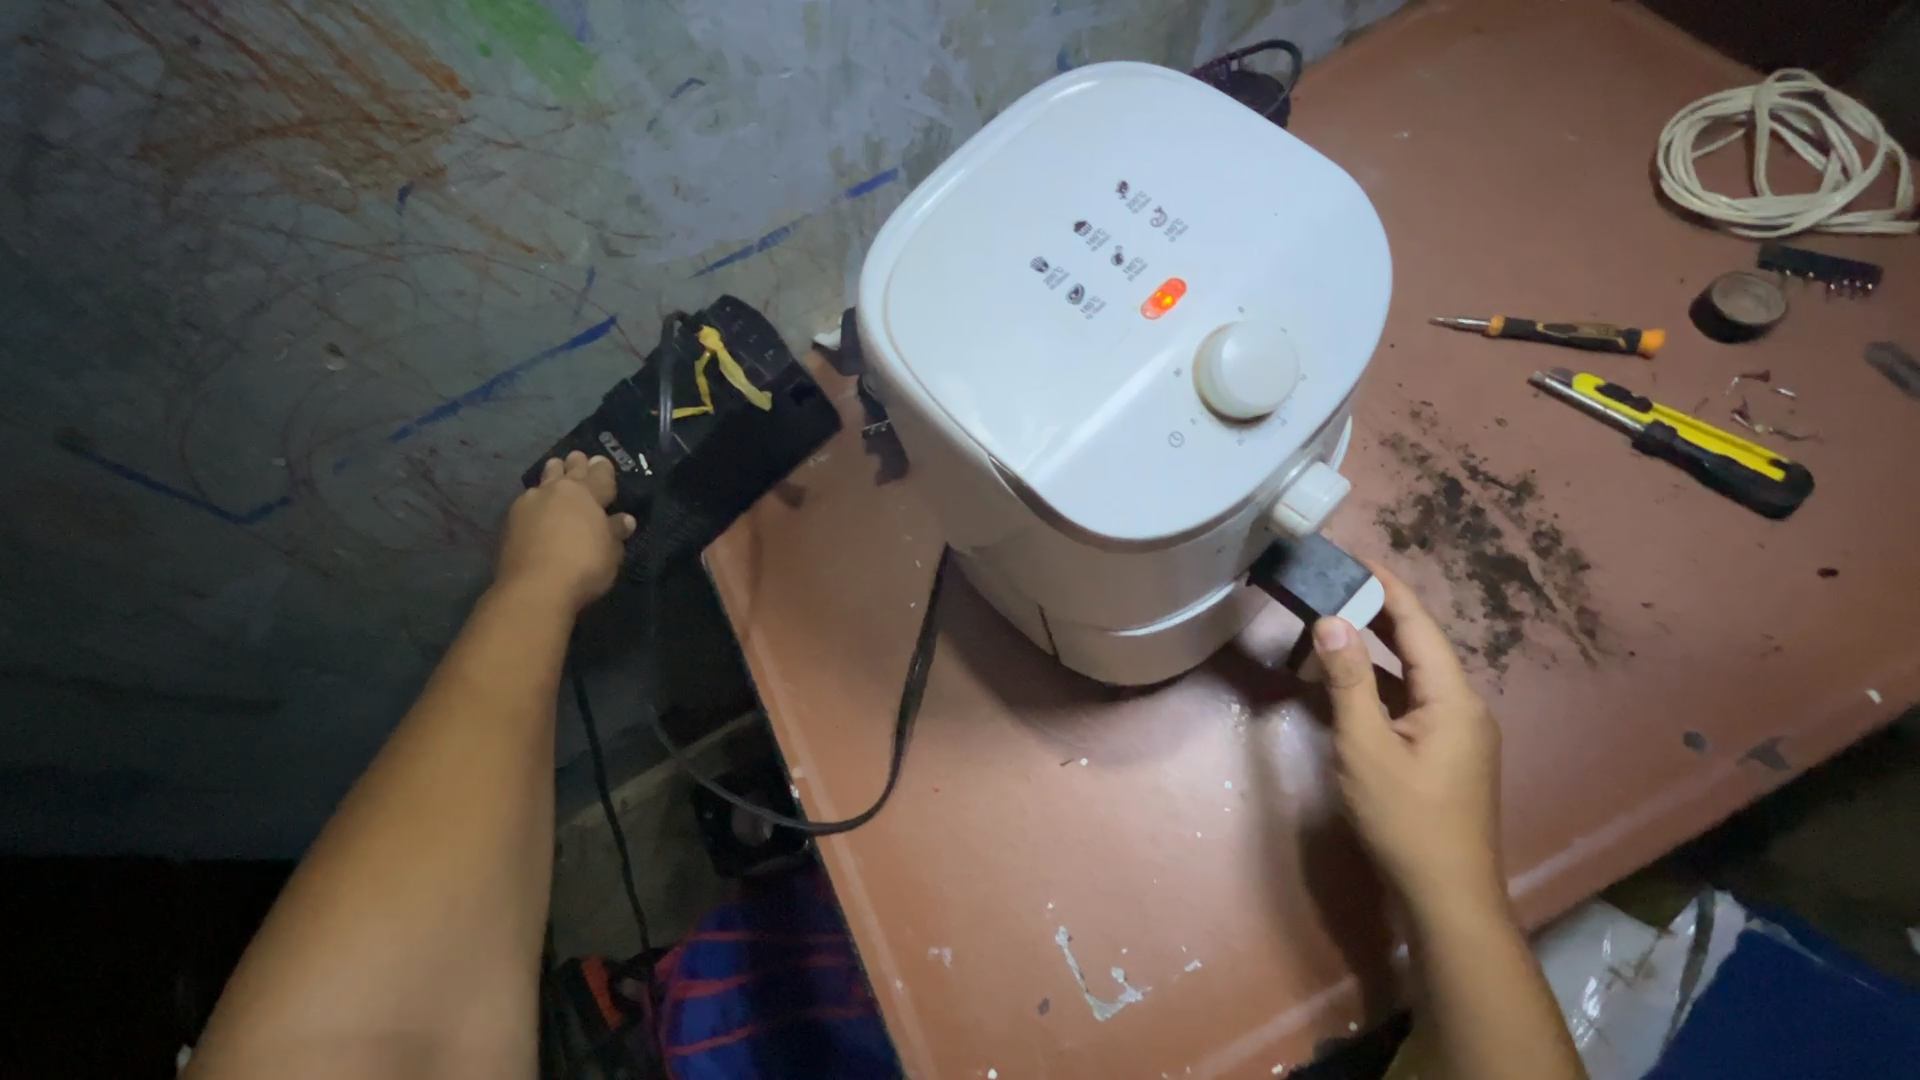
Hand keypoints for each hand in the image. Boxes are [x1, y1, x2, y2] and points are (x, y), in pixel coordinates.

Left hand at [495, 452, 635, 612]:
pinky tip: (537, 504)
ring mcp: (529, 504)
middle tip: (577, 457)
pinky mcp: (510, 523)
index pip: (599, 475)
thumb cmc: (585, 564)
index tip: (603, 460)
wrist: (535, 587)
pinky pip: (528, 501)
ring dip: (552, 474)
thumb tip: (624, 520)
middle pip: (568, 472)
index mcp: (586, 493)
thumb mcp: (612, 550)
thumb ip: (616, 531)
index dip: (603, 469)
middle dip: (575, 464)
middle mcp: (556, 491)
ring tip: (554, 468)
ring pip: (543, 481)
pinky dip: (536, 499)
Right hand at [1312, 562, 1504, 913]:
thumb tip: (1330, 621)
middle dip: (1380, 612)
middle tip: (1337, 583)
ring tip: (1336, 622)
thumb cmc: (1403, 817)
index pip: (1418, 626)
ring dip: (1377, 648)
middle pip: (1420, 646)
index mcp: (1453, 698)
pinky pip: (1411, 701)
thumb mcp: (1365, 745)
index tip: (1357, 557)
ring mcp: (1458, 733)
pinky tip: (1351, 683)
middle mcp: (1464, 707)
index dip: (1388, 588)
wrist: (1445, 895)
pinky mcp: (1445, 753)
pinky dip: (1380, 683)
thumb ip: (1347, 681)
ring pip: (1414, 675)